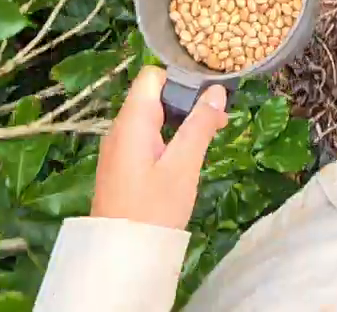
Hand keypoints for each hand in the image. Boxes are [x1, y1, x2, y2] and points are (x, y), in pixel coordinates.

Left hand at [90, 66, 228, 229]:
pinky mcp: (122, 166)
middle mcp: (120, 129)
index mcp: (132, 121)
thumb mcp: (183, 165)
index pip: (152, 76)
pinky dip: (170, 136)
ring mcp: (119, 148)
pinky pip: (147, 137)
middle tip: (217, 117)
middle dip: (187, 99)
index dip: (180, 78)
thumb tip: (217, 90)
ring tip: (210, 132)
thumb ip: (200, 125)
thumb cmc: (152, 209)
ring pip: (153, 117)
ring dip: (181, 119)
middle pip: (154, 95)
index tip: (208, 94)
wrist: (120, 260)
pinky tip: (188, 153)